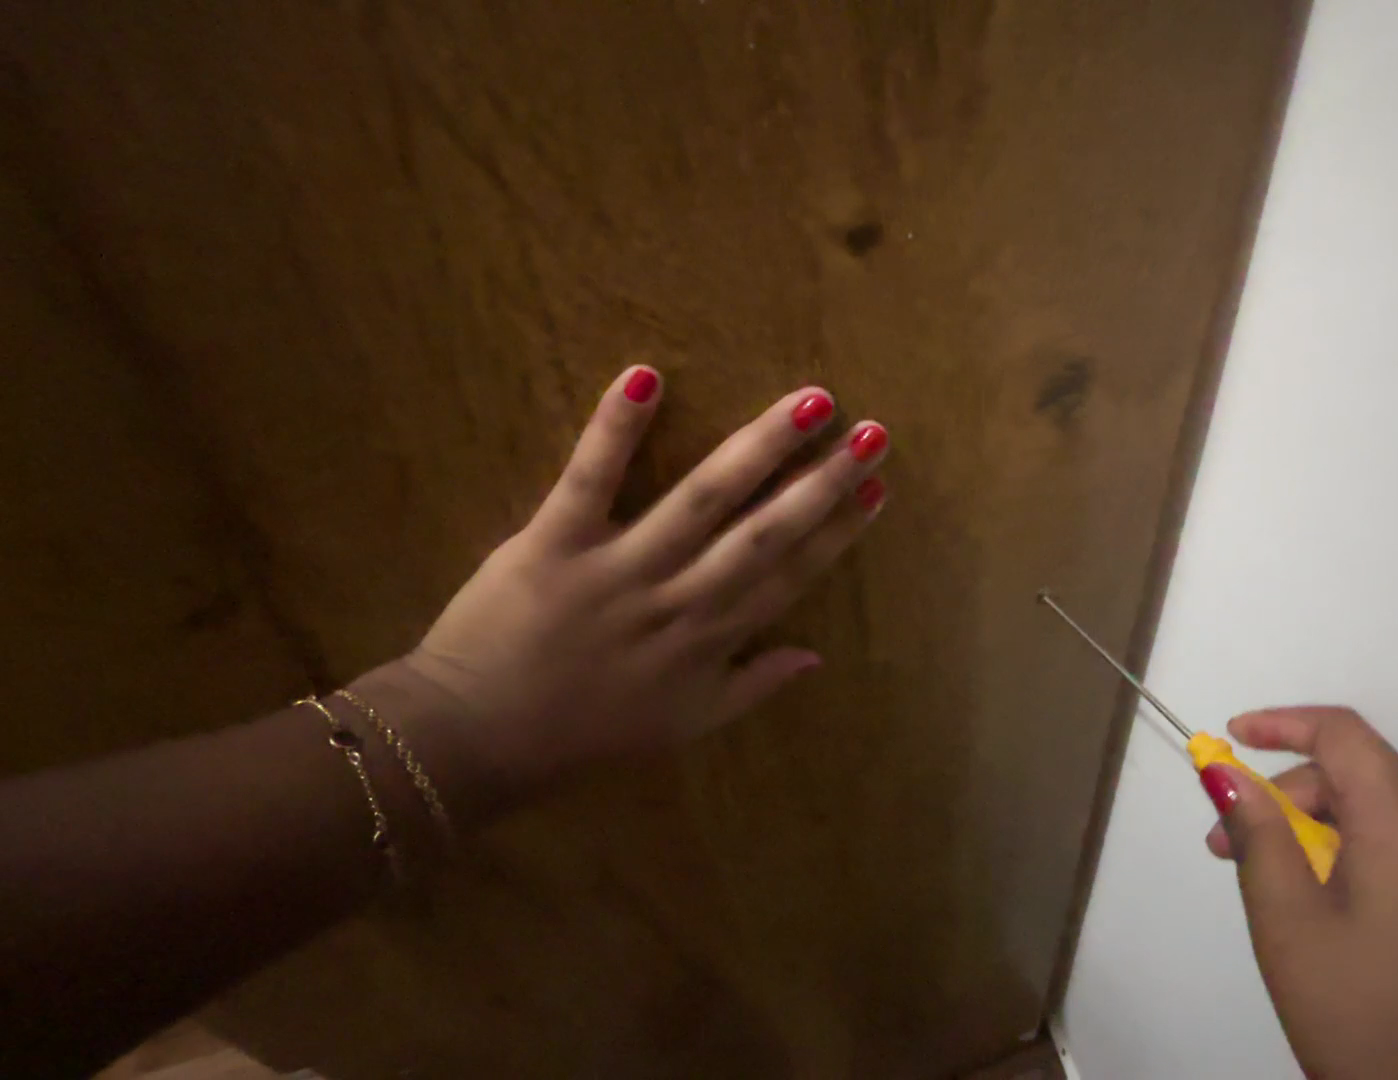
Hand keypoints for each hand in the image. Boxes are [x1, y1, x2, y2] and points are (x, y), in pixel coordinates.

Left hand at [389, 367, 887, 799]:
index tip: (879, 488)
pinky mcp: (554, 541)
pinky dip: (616, 428)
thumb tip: (817, 657)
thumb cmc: (588, 734)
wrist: (474, 741)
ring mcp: (620, 566)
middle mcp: (680, 596)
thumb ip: (754, 687)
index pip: (792, 574)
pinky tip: (648, 376)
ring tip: (810, 402)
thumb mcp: (686, 725)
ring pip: (703, 498)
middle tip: (872, 434)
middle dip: (824, 481)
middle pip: (765, 530)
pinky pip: (590, 478)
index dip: (840, 530)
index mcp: (711, 638)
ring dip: (760, 447)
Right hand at [1200, 707, 1397, 1078]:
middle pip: (1361, 781)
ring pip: (1386, 824)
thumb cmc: (1370, 1021)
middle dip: (1287, 797)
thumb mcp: (1290, 925)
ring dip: (1320, 835)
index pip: (1344, 734)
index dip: (1282, 723)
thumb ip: (1258, 836)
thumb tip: (1229, 774)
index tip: (1231, 737)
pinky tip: (1334, 918)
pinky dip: (1361, 863)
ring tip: (1275, 891)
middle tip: (1228, 847)